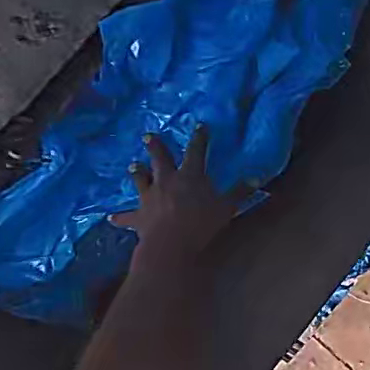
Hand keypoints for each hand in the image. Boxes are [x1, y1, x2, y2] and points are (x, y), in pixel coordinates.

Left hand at [111, 126, 246, 258]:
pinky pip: (127, 216)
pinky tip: (112, 217)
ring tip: (133, 165)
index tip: (199, 125)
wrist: (170, 244)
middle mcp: (167, 180)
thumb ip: (240, 191)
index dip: (199, 137)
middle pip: (160, 159)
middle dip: (156, 147)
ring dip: (137, 173)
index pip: (197, 150)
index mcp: (191, 175)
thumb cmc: (202, 221)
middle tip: (148, 136)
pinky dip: (120, 216)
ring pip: (141, 180)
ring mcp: (150, 197)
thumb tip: (258, 178)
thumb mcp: (227, 206)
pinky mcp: (138, 216)